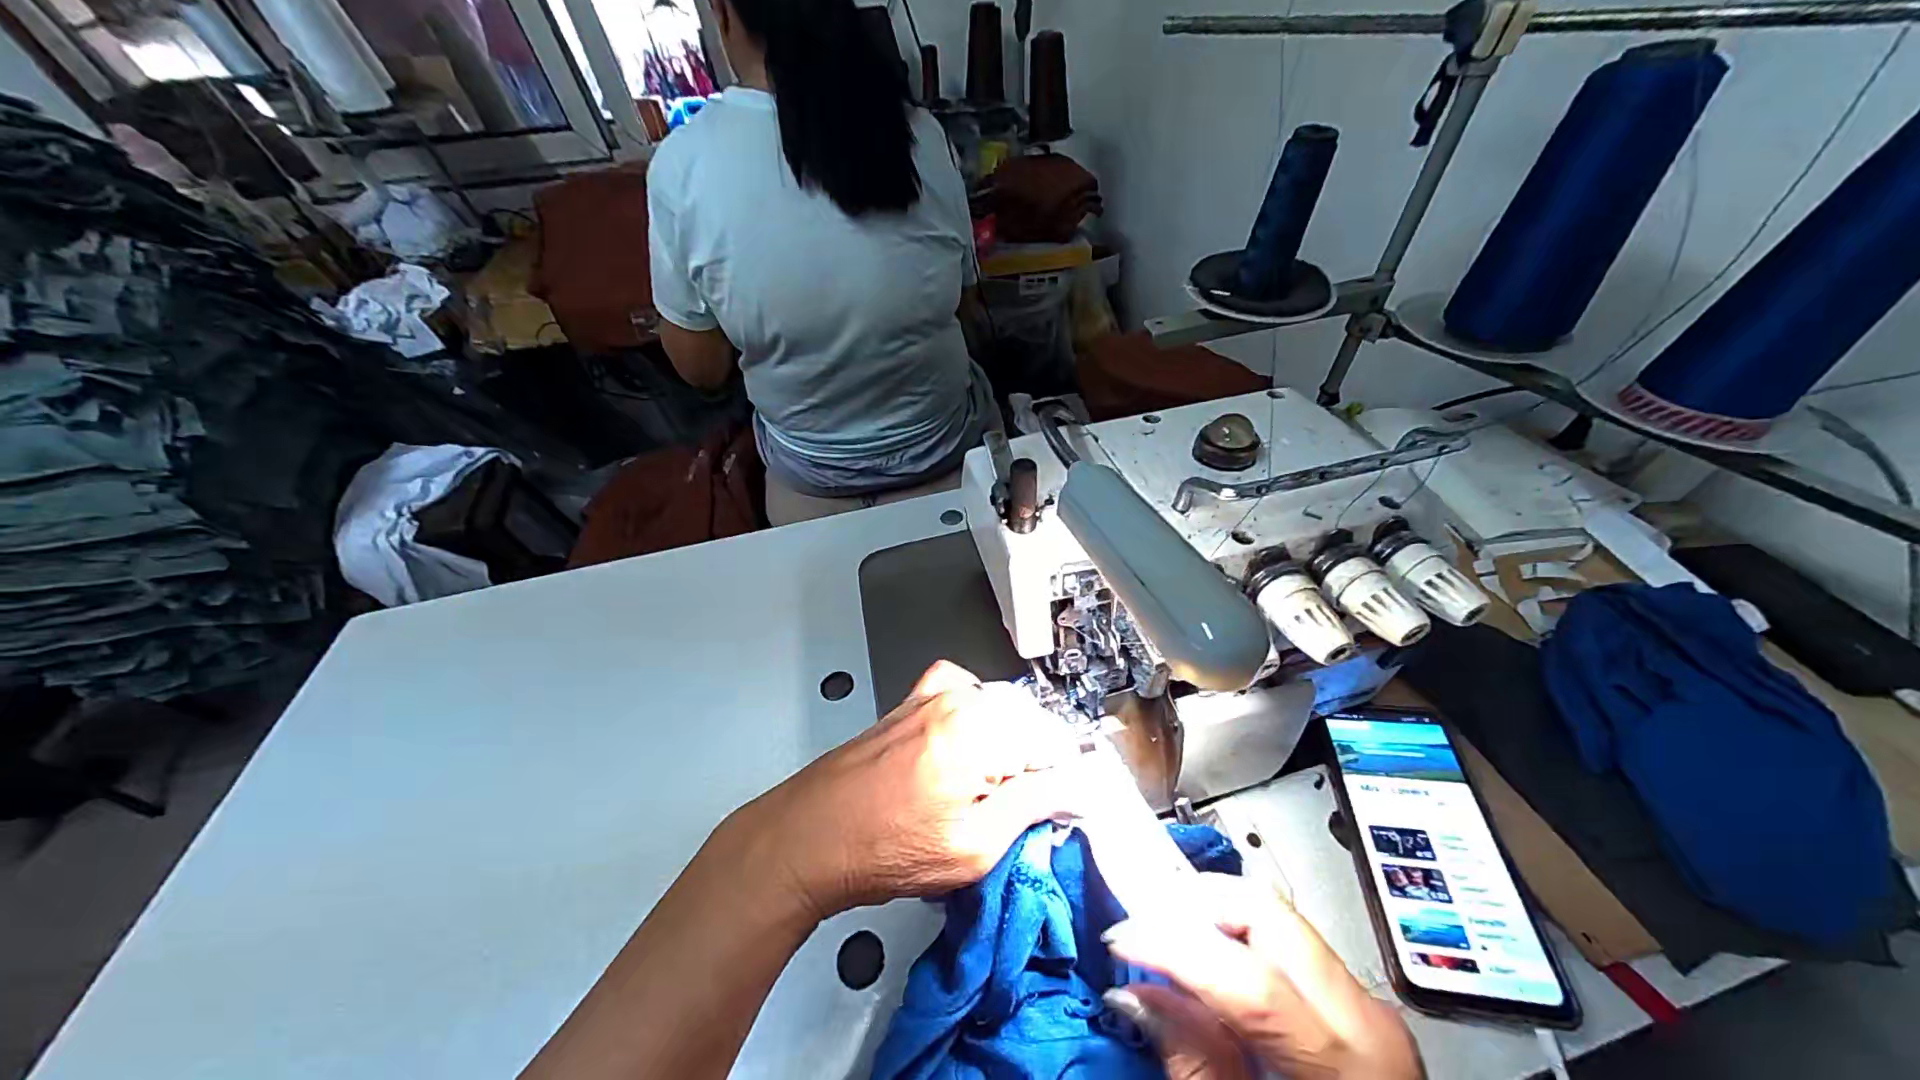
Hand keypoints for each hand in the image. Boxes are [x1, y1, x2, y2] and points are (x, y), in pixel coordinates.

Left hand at [723, 661, 1079, 921]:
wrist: (810, 835)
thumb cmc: (876, 846)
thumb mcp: (973, 848)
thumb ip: (1033, 806)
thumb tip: (1071, 789)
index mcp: (979, 729)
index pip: (1055, 744)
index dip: (1063, 782)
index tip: (1059, 808)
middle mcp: (957, 699)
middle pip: (1030, 722)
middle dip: (1034, 763)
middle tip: (1018, 808)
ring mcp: (932, 694)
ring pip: (1001, 709)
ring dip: (1006, 744)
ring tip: (982, 791)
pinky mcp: (913, 700)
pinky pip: (965, 695)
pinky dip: (978, 718)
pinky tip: (965, 754)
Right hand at [1103, 875, 1423, 1079]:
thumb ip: (1196, 1066)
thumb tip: (1137, 997)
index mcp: (1350, 1066)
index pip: (1253, 984)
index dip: (1177, 950)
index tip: (1118, 939)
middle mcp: (1364, 1018)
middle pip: (1264, 912)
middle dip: (1189, 902)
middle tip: (1134, 917)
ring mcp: (1362, 1002)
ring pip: (1270, 913)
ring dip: (1204, 911)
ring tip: (1156, 931)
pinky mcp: (1351, 1000)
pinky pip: (1280, 937)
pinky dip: (1228, 931)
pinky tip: (1197, 951)